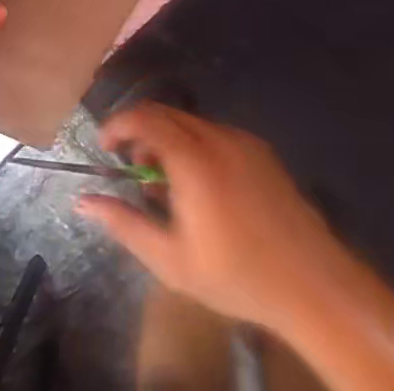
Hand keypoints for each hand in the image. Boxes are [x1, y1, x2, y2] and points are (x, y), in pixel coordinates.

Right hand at [75, 104, 359, 331]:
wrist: (310, 279)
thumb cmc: (235, 274)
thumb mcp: (170, 259)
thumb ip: (124, 224)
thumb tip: (83, 201)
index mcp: (193, 159)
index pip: (145, 117)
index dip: (118, 124)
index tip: (104, 147)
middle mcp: (218, 137)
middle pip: (168, 114)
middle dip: (141, 133)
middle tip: (133, 173)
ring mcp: (244, 140)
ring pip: (193, 124)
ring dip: (169, 142)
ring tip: (167, 188)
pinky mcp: (262, 150)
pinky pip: (217, 135)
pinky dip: (196, 147)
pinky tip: (201, 189)